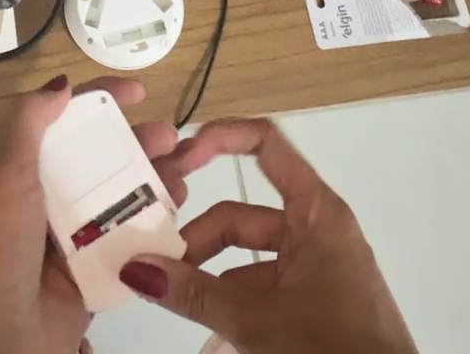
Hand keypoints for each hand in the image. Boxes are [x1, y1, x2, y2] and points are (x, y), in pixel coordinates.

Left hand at [0, 75, 183, 353]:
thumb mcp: (7, 181)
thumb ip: (28, 126)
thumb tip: (62, 83)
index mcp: (30, 172)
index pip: (69, 123)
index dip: (101, 99)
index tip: (138, 91)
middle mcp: (54, 199)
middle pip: (105, 159)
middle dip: (141, 143)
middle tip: (176, 139)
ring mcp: (76, 238)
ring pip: (123, 199)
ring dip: (155, 182)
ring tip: (184, 176)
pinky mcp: (95, 275)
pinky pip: (131, 244)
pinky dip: (155, 229)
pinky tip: (179, 219)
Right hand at [118, 118, 415, 353]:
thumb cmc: (335, 347)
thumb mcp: (256, 320)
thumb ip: (193, 292)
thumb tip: (135, 267)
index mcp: (316, 213)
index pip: (266, 144)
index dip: (222, 136)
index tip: (180, 155)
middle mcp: (315, 230)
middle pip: (240, 212)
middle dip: (197, 237)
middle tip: (157, 260)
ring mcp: (314, 267)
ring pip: (245, 254)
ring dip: (208, 272)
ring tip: (171, 293)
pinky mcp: (312, 302)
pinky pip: (258, 285)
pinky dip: (227, 298)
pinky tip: (200, 321)